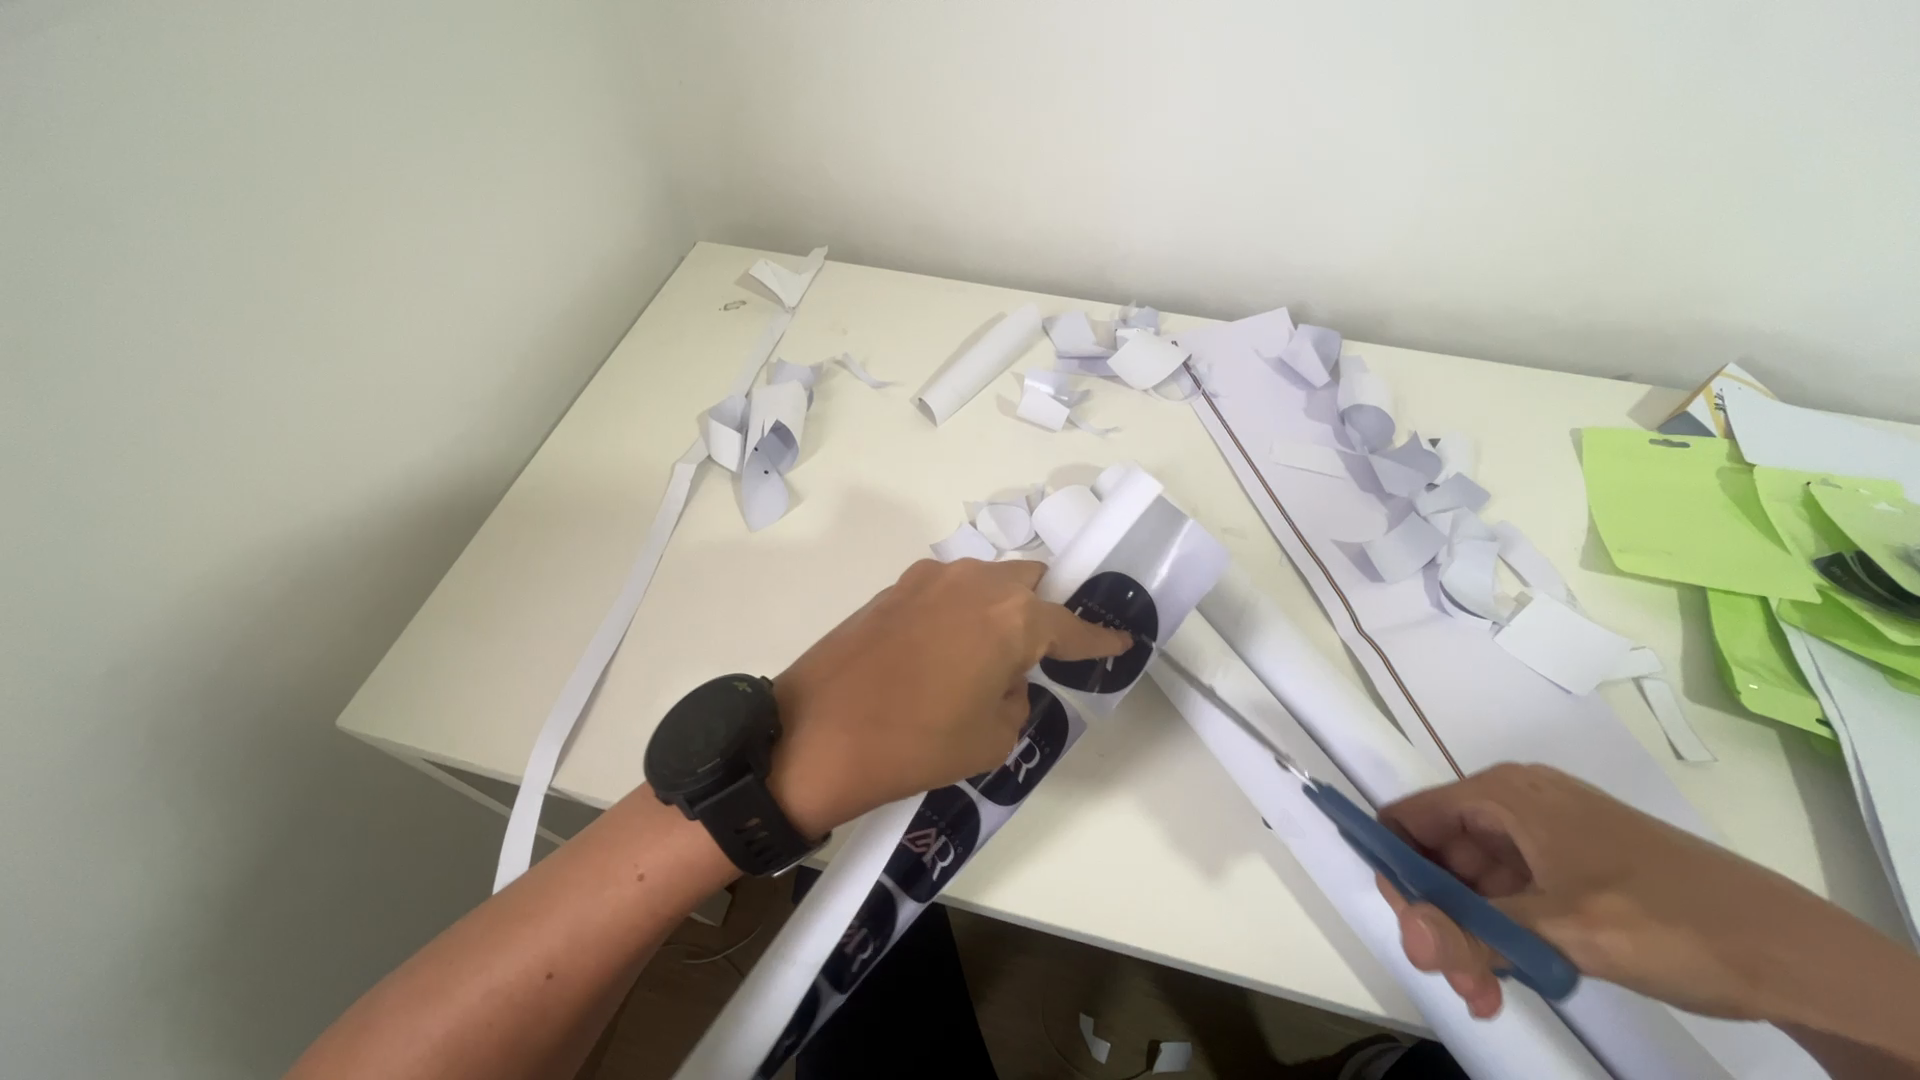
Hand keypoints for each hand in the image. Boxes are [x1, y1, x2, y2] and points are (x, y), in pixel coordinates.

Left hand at [765, 557, 1131, 838]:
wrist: (812, 737)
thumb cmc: (914, 744)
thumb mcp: (990, 739)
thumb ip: (1016, 698)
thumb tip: (1005, 679)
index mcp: (1012, 617)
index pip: (1071, 625)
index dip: (1099, 638)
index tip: (1119, 642)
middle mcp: (974, 582)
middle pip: (1029, 583)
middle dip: (1044, 612)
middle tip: (1039, 653)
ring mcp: (928, 580)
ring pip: (985, 582)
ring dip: (998, 610)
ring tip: (986, 658)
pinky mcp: (892, 589)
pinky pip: (946, 592)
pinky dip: (960, 614)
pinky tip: (943, 653)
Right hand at [1374, 763, 1886, 1023]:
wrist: (1794, 953)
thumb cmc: (1670, 920)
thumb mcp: (1562, 932)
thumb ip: (1474, 934)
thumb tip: (1408, 940)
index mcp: (1505, 794)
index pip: (1410, 818)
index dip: (1395, 868)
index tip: (1410, 929)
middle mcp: (1516, 804)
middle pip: (1440, 855)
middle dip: (1438, 917)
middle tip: (1456, 978)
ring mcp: (1545, 836)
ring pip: (1474, 882)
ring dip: (1468, 935)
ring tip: (1486, 993)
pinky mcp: (1569, 868)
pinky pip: (1509, 895)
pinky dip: (1500, 936)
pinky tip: (1508, 979)